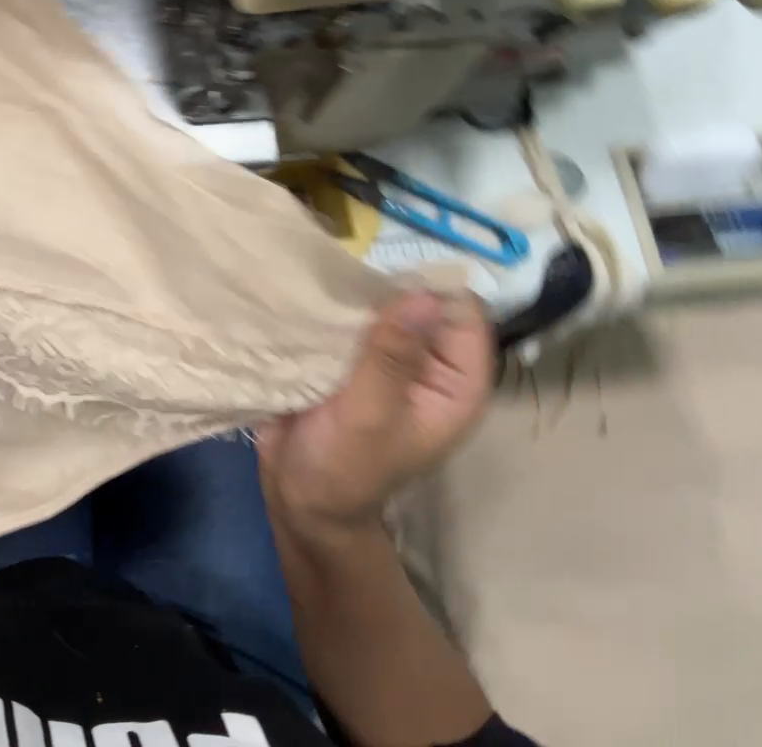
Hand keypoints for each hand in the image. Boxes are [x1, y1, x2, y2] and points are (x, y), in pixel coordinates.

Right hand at [258, 290, 493, 543]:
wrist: (299, 498)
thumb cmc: (345, 468)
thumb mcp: (370, 415)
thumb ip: (391, 357)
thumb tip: (420, 295)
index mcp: (453, 384)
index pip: (462, 315)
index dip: (431, 286)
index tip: (384, 266)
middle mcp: (426, 367)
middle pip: (418, 305)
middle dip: (383, 284)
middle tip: (340, 262)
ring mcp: (384, 363)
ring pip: (378, 309)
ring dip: (350, 294)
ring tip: (316, 274)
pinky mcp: (346, 363)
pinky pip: (344, 324)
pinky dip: (327, 309)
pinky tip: (301, 293)